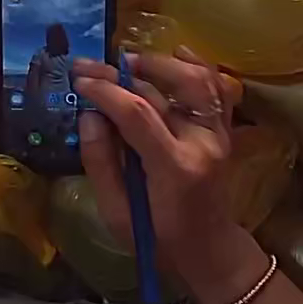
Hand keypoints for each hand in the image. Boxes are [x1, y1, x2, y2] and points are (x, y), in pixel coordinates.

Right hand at [72, 48, 268, 303]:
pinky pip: (217, 88)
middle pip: (162, 91)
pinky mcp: (224, 130)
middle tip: (88, 66)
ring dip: (159, 63)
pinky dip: (197, 66)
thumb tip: (89, 116)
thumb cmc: (158, 240)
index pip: (138, 114)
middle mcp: (203, 143)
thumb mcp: (116, 213)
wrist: (210, 251)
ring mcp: (219, 134)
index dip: (105, 92)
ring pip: (196, 80)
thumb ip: (100, 163)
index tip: (78, 81)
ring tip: (126, 61)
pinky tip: (175, 52)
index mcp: (175, 168)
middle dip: (119, 73)